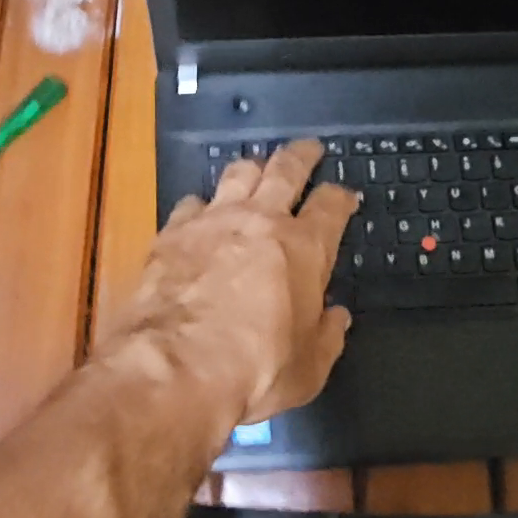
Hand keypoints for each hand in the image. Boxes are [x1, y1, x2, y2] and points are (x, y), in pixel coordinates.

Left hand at [116, 139, 358, 424]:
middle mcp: (261, 221)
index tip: (345, 196)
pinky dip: (202, 205)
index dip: (341, 197)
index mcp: (305, 248)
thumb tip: (336, 318)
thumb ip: (326, 337)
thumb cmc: (256, 369)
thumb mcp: (309, 367)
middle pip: (286, 170)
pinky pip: (192, 203)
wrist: (175, 366)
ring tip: (256, 168)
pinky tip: (200, 212)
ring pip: (237, 174)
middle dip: (301, 156)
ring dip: (252, 168)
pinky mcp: (172, 232)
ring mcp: (213, 221)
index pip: (331, 206)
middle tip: (309, 148)